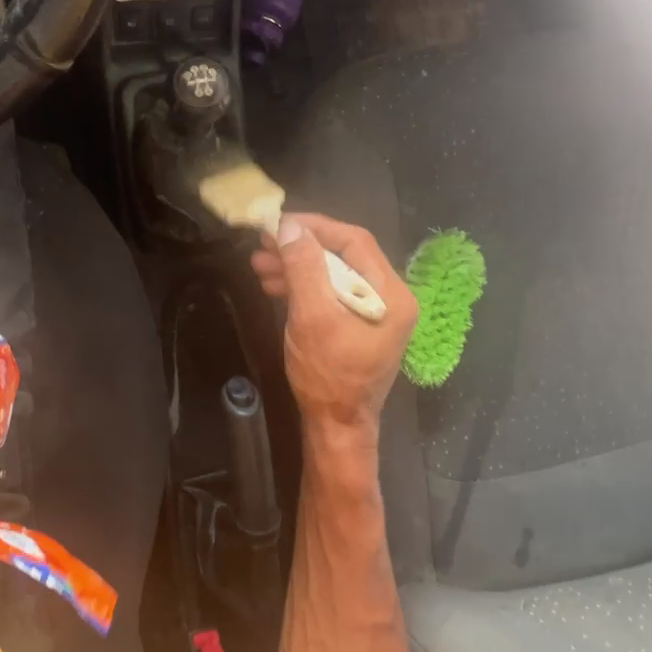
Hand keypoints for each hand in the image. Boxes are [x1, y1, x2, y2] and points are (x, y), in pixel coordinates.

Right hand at [251, 215, 417, 434]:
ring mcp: (375, 313)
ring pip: (333, 273)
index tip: (280, 224)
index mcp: (391, 294)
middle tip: (263, 243)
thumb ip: (303, 267)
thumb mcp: (311, 315)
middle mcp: (390, 298)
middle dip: (300, 247)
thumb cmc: (327, 374)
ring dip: (297, 266)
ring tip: (260, 264)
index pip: (355, 241)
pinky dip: (303, 285)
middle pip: (343, 255)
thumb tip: (289, 226)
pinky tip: (274, 285)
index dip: (315, 227)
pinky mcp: (359, 325)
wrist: (335, 427)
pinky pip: (331, 292)